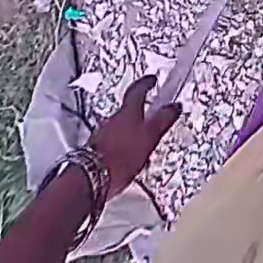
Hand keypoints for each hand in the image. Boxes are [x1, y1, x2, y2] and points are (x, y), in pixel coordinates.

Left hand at [87, 75, 178, 193]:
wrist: (87, 182)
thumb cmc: (120, 156)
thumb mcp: (150, 136)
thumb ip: (163, 119)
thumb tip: (175, 106)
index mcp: (128, 111)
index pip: (138, 89)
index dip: (146, 83)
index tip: (152, 80)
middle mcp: (112, 120)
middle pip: (127, 109)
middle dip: (139, 110)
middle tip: (151, 114)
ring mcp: (100, 137)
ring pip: (118, 126)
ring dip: (129, 129)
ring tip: (140, 141)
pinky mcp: (92, 153)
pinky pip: (110, 143)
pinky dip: (119, 145)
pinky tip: (125, 157)